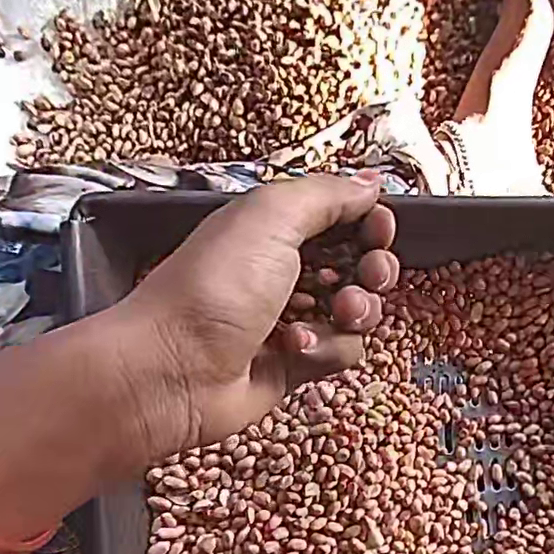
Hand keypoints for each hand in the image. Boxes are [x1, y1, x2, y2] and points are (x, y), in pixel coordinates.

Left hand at [114, 173, 398, 461]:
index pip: (341, 219)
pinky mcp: (297, 363)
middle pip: (358, 266)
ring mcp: (293, 320)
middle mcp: (286, 273)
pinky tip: (295, 347)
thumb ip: (325, 195)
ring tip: (336, 311)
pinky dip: (326, 348)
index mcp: (275, 230)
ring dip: (356, 310)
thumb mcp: (269, 218)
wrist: (174, 369)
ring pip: (357, 313)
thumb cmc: (211, 289)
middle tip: (369, 273)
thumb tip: (369, 183)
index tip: (379, 226)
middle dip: (373, 268)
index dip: (368, 222)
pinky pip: (340, 352)